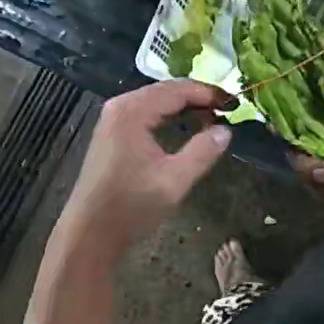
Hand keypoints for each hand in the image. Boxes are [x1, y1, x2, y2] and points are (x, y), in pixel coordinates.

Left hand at [58, 80, 234, 256]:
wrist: (89, 233)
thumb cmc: (131, 206)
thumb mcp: (174, 181)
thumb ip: (202, 152)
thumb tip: (225, 131)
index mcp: (133, 111)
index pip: (177, 89)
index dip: (208, 93)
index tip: (233, 103)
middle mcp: (120, 107)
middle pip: (165, 90)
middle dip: (197, 97)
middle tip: (227, 108)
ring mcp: (112, 119)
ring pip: (156, 101)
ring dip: (184, 106)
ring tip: (212, 117)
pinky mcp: (112, 133)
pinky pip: (146, 113)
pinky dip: (168, 116)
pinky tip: (185, 127)